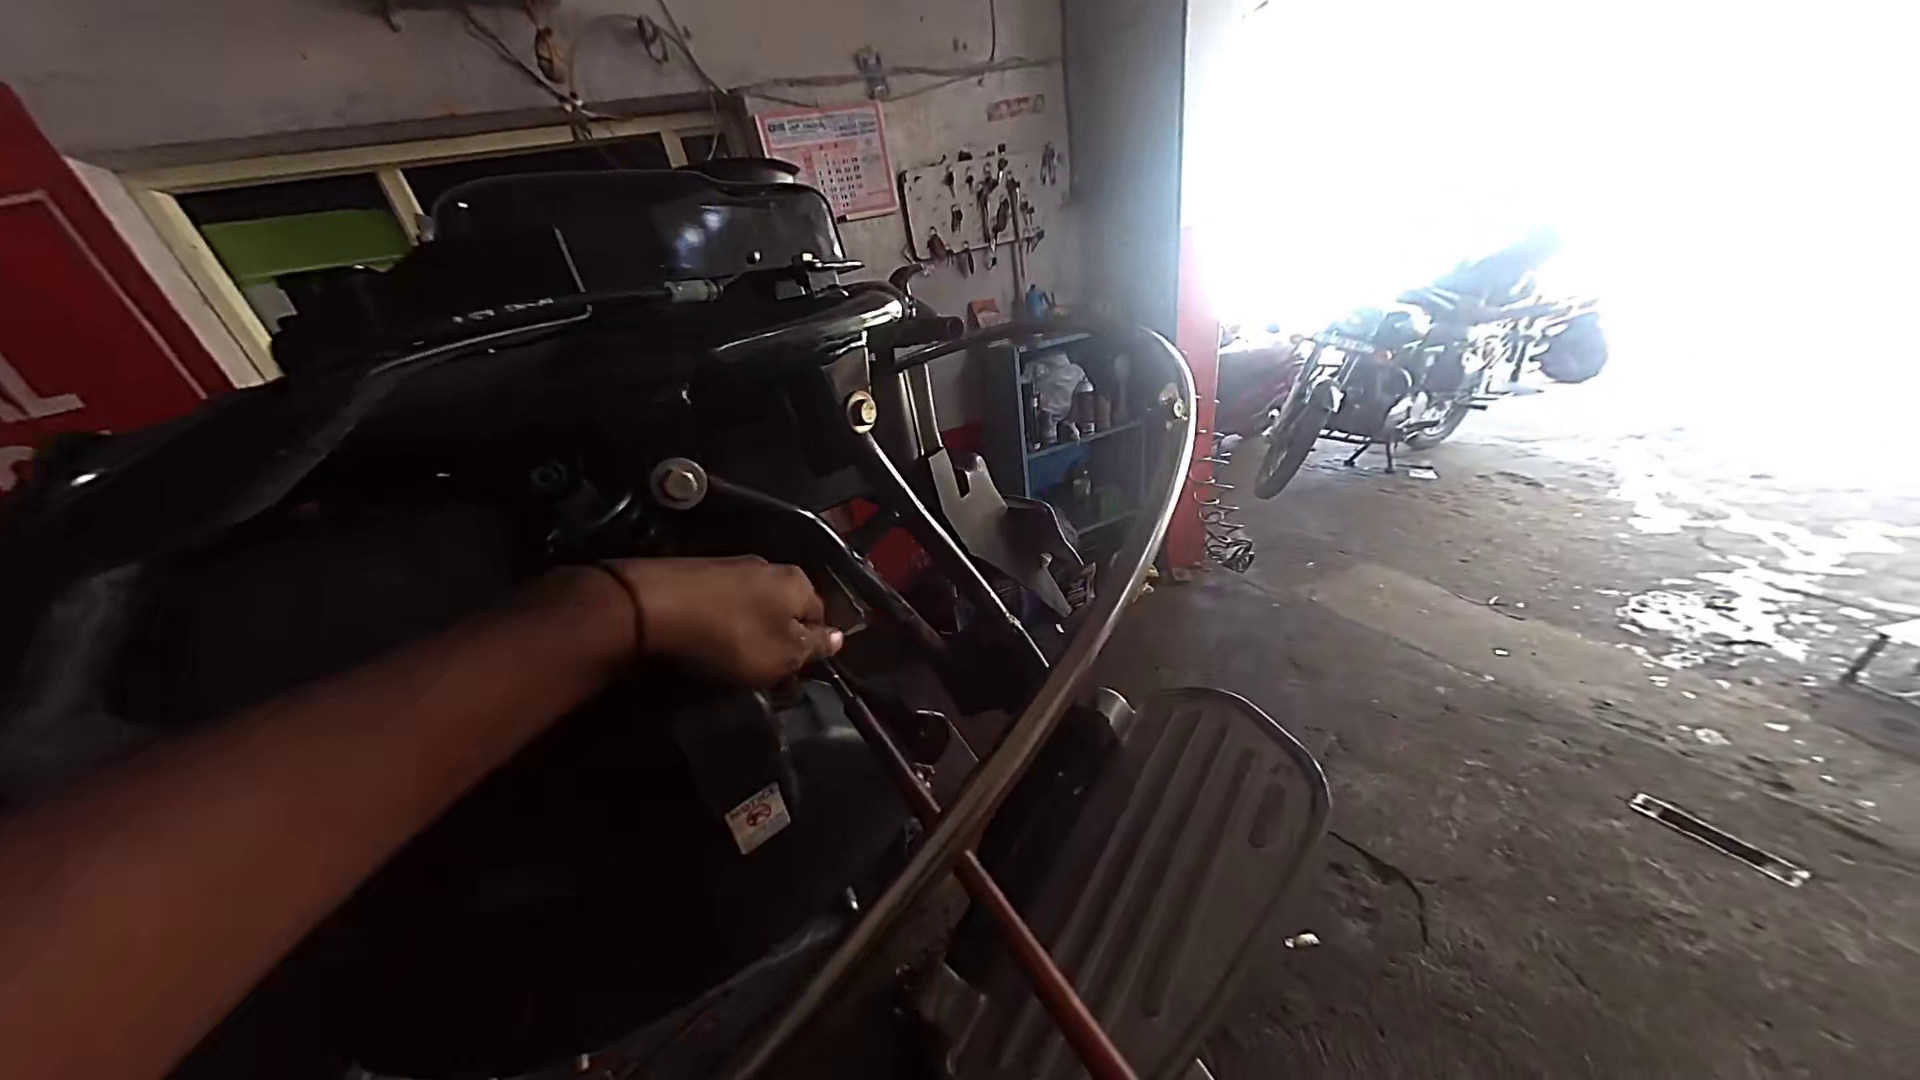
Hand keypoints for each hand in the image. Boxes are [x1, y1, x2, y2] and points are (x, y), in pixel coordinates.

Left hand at [607, 556, 842, 684]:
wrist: (650, 608)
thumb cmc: (729, 636)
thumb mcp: (782, 654)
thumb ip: (815, 647)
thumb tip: (839, 638)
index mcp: (798, 582)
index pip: (822, 617)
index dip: (812, 650)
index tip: (794, 676)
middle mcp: (769, 566)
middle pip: (786, 611)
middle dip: (779, 641)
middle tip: (763, 673)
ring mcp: (730, 567)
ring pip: (754, 607)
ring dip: (749, 633)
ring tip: (731, 662)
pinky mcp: (696, 574)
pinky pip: (722, 604)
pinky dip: (721, 624)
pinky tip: (706, 642)